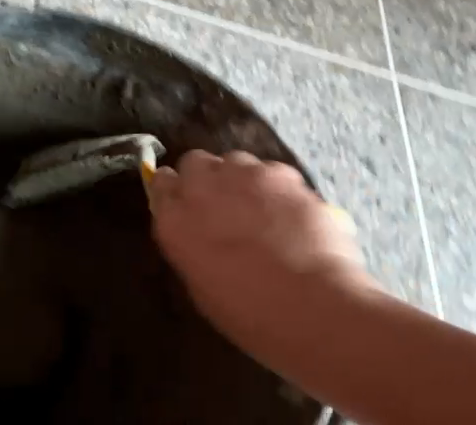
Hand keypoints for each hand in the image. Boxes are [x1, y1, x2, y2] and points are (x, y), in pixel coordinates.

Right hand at [149, 150, 376, 342]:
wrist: (312, 308)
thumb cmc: (251, 314)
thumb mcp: (201, 285)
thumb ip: (192, 245)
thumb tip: (199, 235)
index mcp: (173, 220)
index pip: (162, 183)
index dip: (178, 193)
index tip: (191, 206)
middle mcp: (200, 187)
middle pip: (195, 163)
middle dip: (208, 179)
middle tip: (227, 206)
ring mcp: (240, 175)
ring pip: (236, 162)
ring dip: (243, 180)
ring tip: (265, 210)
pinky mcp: (280, 173)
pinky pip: (273, 172)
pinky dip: (279, 188)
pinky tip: (293, 214)